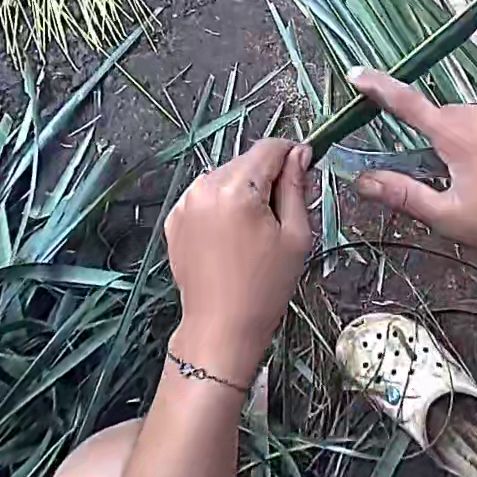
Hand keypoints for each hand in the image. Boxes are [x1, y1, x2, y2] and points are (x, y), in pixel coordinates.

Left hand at [165, 138, 313, 384]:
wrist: (220, 329)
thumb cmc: (265, 286)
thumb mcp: (295, 235)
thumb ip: (296, 187)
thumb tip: (300, 153)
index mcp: (237, 189)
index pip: (269, 148)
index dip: (291, 155)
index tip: (302, 174)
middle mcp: (205, 186)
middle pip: (246, 161)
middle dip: (267, 178)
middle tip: (279, 216)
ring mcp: (185, 202)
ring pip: (226, 176)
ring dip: (243, 190)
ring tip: (252, 230)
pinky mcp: (174, 218)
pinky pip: (206, 195)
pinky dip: (222, 205)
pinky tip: (230, 236)